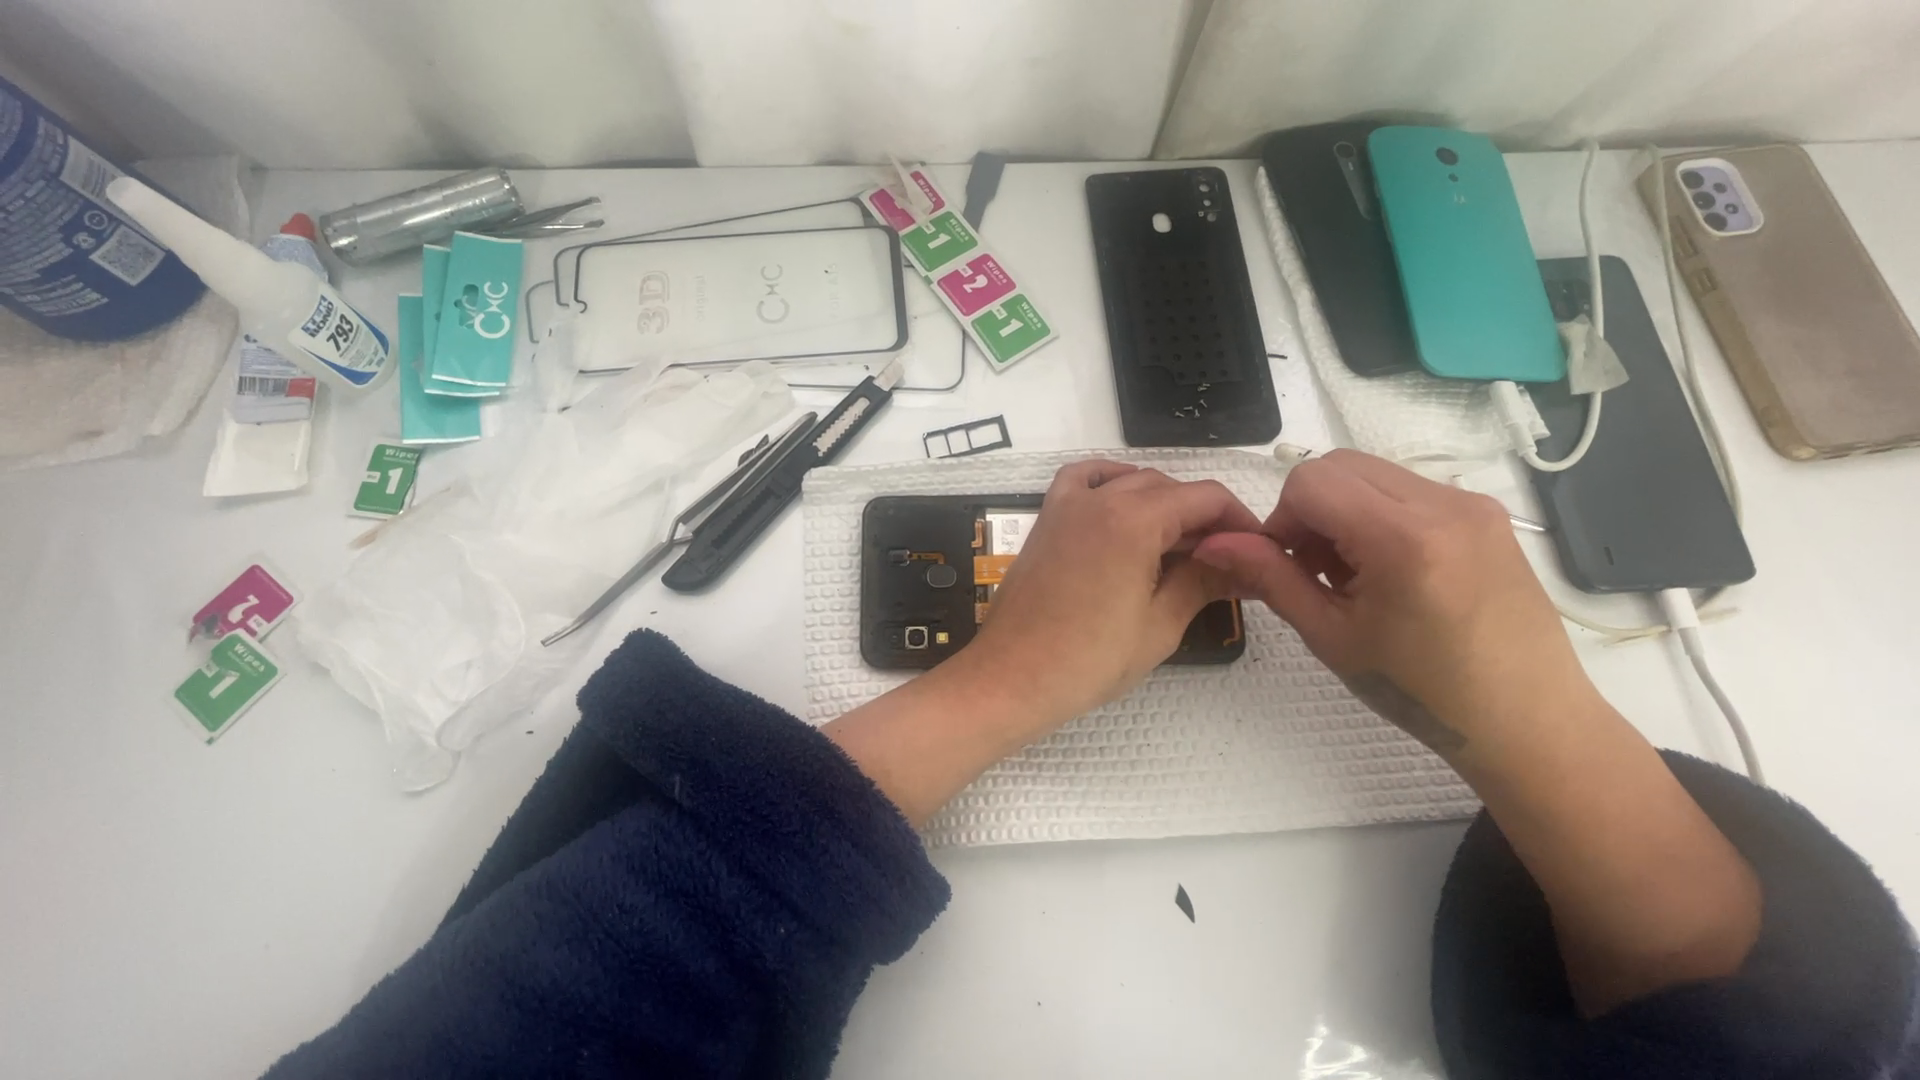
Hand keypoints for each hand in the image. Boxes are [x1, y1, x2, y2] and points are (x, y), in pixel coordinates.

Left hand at [824, 460, 1257, 825]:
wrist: (1012, 679)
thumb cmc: (1087, 661)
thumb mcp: (1159, 625)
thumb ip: (1204, 581)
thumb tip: (1245, 564)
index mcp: (1133, 520)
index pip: (1205, 497)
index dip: (1239, 521)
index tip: (1258, 551)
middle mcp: (1099, 499)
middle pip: (1168, 488)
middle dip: (1204, 517)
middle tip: (1225, 561)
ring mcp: (1066, 506)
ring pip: (1128, 482)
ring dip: (1162, 503)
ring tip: (1179, 545)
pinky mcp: (1045, 521)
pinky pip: (1082, 481)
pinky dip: (1109, 483)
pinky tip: (1123, 508)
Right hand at [1192, 449, 1590, 756]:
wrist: (1526, 719)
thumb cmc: (1421, 690)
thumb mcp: (1330, 635)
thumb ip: (1270, 577)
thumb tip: (1214, 542)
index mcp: (1404, 538)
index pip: (1310, 481)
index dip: (1282, 518)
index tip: (1288, 566)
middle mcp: (1444, 504)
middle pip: (1340, 466)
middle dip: (1311, 510)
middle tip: (1317, 570)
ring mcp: (1472, 504)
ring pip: (1373, 475)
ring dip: (1344, 511)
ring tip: (1355, 575)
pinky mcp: (1487, 514)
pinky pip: (1408, 490)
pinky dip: (1379, 516)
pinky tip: (1389, 571)